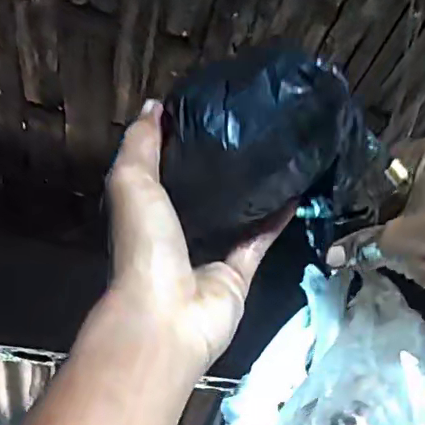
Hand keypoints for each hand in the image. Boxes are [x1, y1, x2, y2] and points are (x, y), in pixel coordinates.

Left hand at [101, 100, 287, 369]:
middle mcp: (177, 240)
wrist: (168, 315)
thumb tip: (155, 108)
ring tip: (274, 152)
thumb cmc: (143, 249)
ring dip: (251, 194)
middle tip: (244, 128)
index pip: (161, 179)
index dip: (176, 149)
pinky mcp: (237, 279)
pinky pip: (258, 243)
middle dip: (217, 171)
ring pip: (233, 222)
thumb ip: (141, 145)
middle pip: (199, 201)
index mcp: (146, 218)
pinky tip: (293, 189)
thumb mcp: (131, 183)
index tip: (199, 114)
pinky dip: (275, 221)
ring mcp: (208, 262)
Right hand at [326, 129, 424, 297]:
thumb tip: (329, 255)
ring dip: (421, 218)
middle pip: (416, 177)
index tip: (360, 220)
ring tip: (407, 247)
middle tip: (380, 237)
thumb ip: (362, 245)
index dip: (370, 193)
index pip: (390, 161)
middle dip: (396, 207)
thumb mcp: (398, 244)